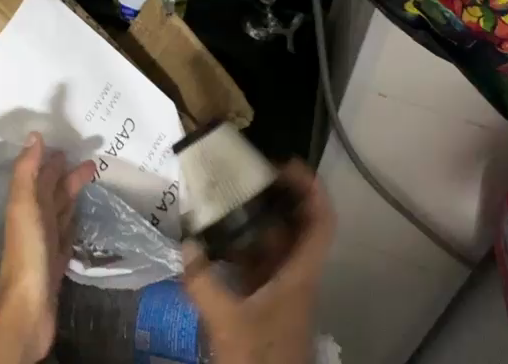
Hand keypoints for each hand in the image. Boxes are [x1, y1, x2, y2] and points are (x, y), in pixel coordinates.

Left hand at [0, 133, 96, 363]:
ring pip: (61, 210)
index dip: (53, 158)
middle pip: (53, 191)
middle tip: (92, 161)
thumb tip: (34, 135)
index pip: (41, 174)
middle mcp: (35, 220)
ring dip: (73, 194)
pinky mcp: (58, 262)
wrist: (28, 308)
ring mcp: (46, 242)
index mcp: (25, 204)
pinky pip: (68, 234)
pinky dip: (75, 221)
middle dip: (68, 175)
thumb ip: (27, 171)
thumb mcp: (24, 205)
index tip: (72, 143)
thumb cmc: (27, 252)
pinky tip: (83, 217)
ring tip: (91, 181)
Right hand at [182, 161, 333, 363]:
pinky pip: (257, 263)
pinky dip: (240, 246)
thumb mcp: (228, 322)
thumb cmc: (259, 359)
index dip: (312, 190)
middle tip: (248, 172)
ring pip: (275, 244)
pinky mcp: (264, 304)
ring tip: (226, 195)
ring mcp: (280, 291)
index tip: (288, 164)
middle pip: (296, 227)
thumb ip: (204, 283)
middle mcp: (295, 277)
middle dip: (277, 196)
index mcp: (299, 276)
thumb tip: (186, 245)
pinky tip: (214, 238)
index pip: (321, 223)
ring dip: (256, 219)